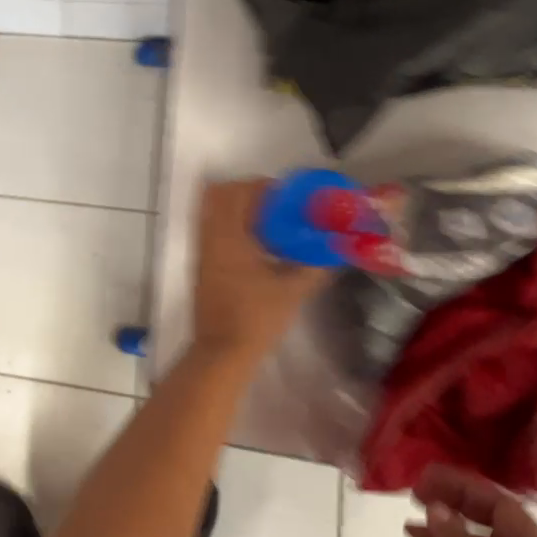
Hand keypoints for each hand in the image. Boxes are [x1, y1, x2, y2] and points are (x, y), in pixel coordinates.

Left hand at [193, 180, 328, 356]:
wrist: (222, 349)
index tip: (288, 196)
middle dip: (248, 194)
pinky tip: (257, 244)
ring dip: (238, 210)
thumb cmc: (257, 317)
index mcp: (228, 236)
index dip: (262, 186)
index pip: (236, 191)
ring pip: (213, 212)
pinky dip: (231, 226)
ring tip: (270, 224)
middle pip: (219, 195)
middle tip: (279, 207)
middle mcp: (209, 236)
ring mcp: (201, 249)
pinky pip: (211, 230)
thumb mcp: (292, 290)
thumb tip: (335, 250)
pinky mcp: (201, 263)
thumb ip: (314, 266)